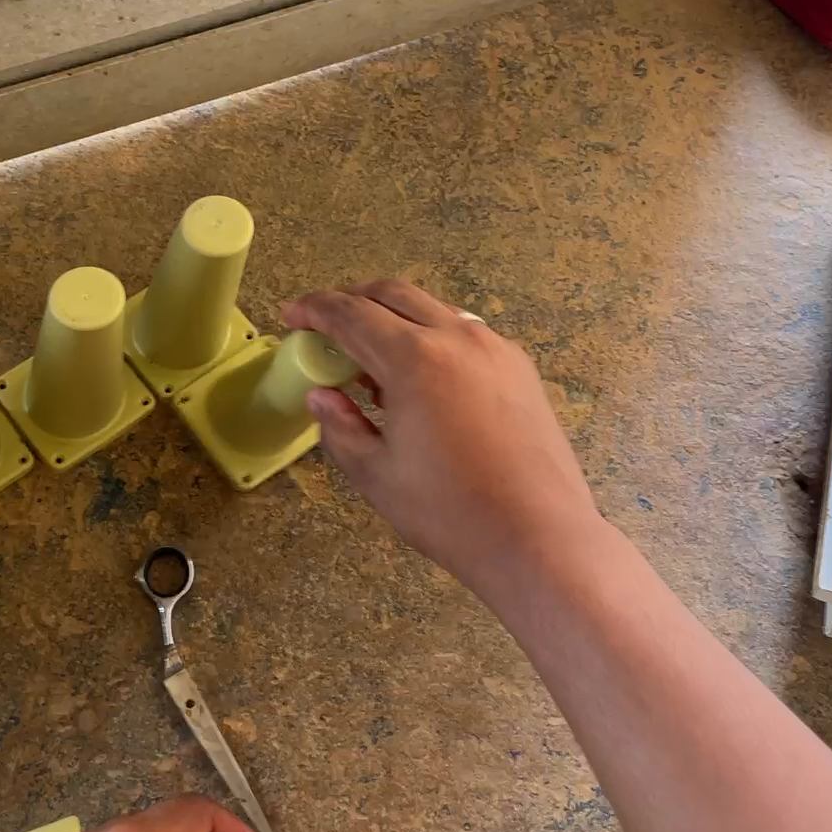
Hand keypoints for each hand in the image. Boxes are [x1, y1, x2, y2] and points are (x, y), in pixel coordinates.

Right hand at [282, 280, 602, 595]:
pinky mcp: (519, 367)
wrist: (539, 537)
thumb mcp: (376, 474)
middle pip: (392, 294)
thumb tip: (322, 395)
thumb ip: (340, 426)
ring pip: (432, 309)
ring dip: (393, 317)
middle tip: (326, 326)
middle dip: (352, 300)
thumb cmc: (450, 512)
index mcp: (416, 359)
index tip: (292, 316)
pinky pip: (464, 332)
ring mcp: (495, 347)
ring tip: (372, 358)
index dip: (315, 309)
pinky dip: (430, 336)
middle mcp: (457, 338)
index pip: (352, 314)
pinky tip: (422, 377)